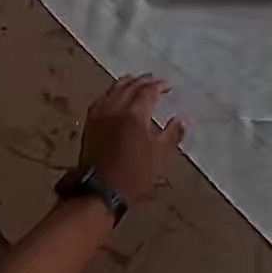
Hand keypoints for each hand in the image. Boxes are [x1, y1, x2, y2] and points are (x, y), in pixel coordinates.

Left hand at [77, 75, 186, 201]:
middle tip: (154, 81)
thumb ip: (172, 134)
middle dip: (143, 81)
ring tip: (136, 84)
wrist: (100, 191)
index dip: (158, 85)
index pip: (147, 91)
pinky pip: (102, 99)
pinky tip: (116, 97)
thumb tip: (181, 119)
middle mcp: (115, 109)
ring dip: (127, 84)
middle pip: (129, 86)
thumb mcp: (159, 156)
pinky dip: (113, 93)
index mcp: (134, 115)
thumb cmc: (134, 174)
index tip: (167, 86)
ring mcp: (100, 115)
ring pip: (113, 90)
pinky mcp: (90, 123)